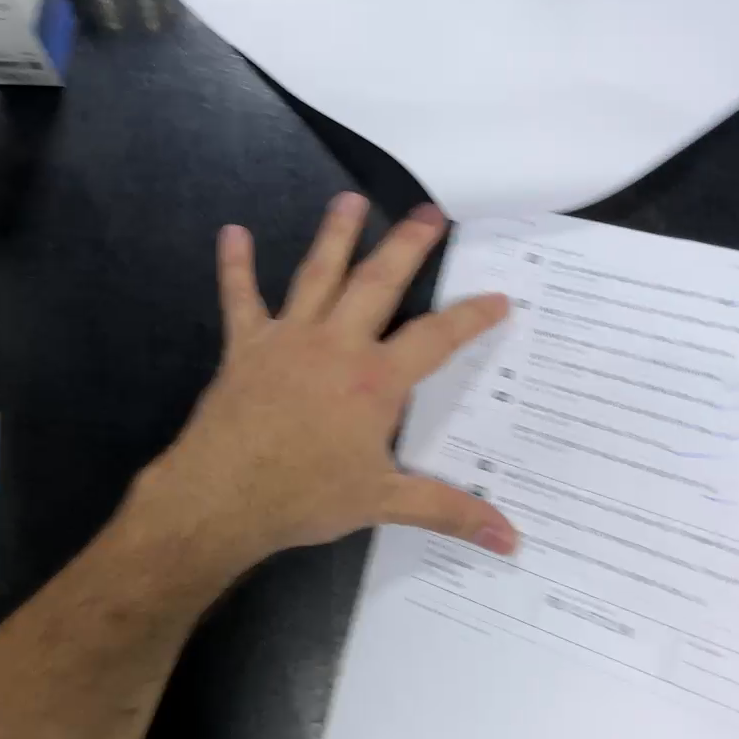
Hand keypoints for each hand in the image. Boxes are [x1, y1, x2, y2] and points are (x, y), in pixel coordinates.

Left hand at [133, 192, 518, 575]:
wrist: (226, 490)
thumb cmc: (305, 495)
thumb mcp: (382, 503)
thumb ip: (447, 510)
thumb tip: (512, 540)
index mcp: (375, 380)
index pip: (436, 338)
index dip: (471, 317)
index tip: (498, 297)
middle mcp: (335, 345)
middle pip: (377, 283)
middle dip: (406, 245)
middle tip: (428, 212)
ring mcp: (286, 338)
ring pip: (316, 275)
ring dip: (334, 235)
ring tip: (348, 199)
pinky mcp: (244, 343)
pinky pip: (239, 297)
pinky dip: (235, 265)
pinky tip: (231, 232)